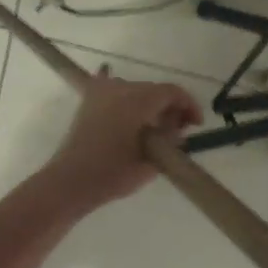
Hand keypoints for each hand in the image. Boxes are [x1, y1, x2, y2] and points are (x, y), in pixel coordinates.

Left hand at [41, 66, 203, 205]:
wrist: (71, 180)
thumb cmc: (114, 173)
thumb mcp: (152, 159)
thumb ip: (170, 138)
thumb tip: (177, 127)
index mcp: (138, 99)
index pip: (172, 92)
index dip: (189, 105)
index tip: (196, 125)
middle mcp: (120, 88)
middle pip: (153, 90)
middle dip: (169, 107)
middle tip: (178, 130)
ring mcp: (100, 92)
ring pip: (134, 90)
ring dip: (148, 103)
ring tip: (154, 126)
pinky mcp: (88, 102)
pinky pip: (109, 86)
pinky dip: (121, 92)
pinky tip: (124, 95)